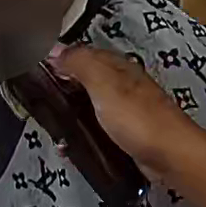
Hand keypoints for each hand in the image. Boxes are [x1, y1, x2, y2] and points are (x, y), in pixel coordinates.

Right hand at [52, 45, 205, 180]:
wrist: (171, 157)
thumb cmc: (137, 118)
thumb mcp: (103, 82)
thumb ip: (80, 63)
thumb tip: (55, 49)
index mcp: (119, 67)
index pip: (84, 54)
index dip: (60, 60)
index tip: (34, 73)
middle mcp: (124, 86)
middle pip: (86, 82)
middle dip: (63, 92)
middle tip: (39, 105)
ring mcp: (128, 113)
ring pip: (91, 109)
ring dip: (72, 118)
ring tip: (54, 131)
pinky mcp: (129, 137)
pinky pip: (100, 131)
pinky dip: (85, 137)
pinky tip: (73, 148)